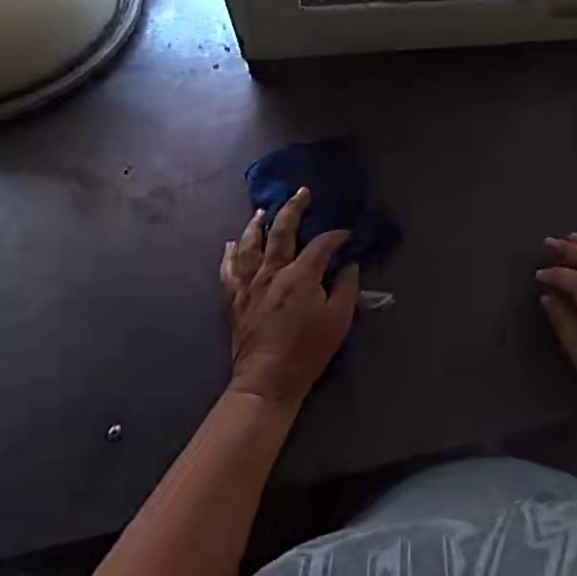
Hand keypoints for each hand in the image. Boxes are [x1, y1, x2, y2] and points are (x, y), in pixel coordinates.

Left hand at [221, 188, 359, 408]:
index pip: (321, 244)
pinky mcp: (234, 300)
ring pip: (249, 245)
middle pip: (281, 232)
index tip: (347, 236)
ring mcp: (249, 285)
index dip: (336, 236)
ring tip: (262, 211)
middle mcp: (272, 273)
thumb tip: (349, 265)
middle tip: (301, 193)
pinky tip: (231, 243)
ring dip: (256, 225)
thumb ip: (347, 287)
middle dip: (293, 209)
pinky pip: (228, 271)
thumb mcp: (339, 319)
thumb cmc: (308, 351)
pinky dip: (229, 254)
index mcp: (300, 276)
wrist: (267, 382)